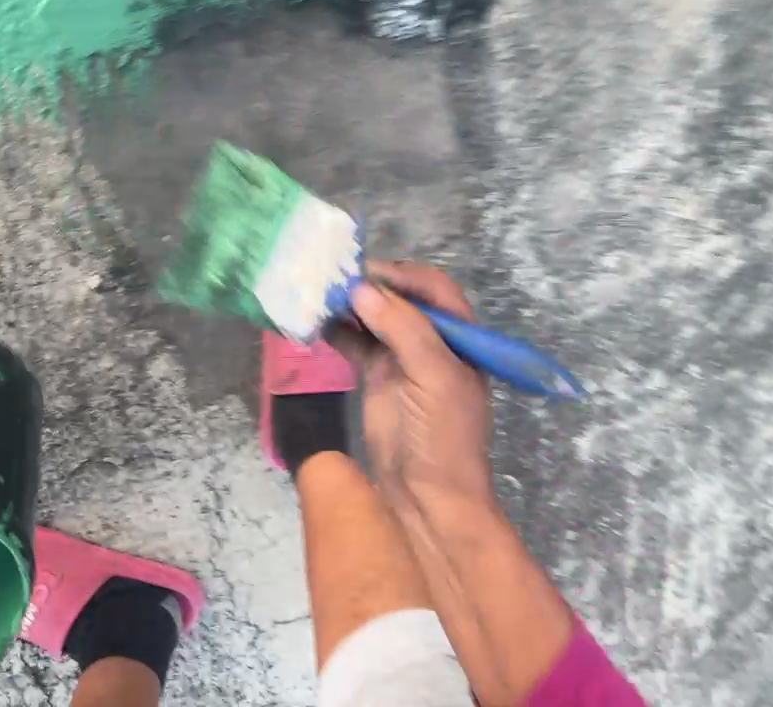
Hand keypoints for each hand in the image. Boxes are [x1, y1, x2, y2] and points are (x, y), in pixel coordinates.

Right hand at [326, 260, 495, 517]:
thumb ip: (404, 329)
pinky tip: (314, 323)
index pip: (433, 288)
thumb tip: (362, 289)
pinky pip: (356, 343)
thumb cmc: (444, 436)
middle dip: (369, 286)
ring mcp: (402, 358)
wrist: (428, 500)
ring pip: (374, 317)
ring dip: (349, 306)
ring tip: (318, 296)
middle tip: (332, 279)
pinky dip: (337, 331)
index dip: (403, 275)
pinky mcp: (376, 377)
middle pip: (400, 298)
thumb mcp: (435, 378)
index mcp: (459, 335)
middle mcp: (431, 339)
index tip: (366, 272)